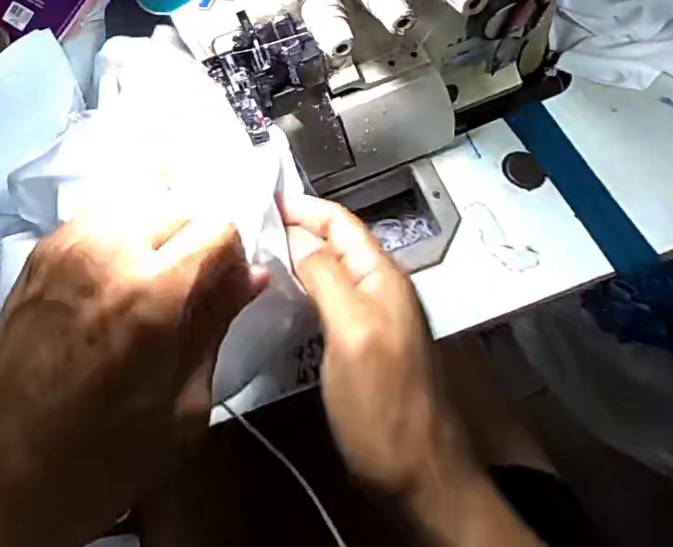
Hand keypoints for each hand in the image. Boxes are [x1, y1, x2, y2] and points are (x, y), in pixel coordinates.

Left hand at [0, 201, 265, 546]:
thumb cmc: (96, 462)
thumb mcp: (182, 408)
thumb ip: (217, 325)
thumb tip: (253, 277)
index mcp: (150, 292)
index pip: (219, 226)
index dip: (233, 258)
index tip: (227, 290)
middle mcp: (110, 250)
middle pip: (184, 203)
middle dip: (201, 237)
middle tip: (194, 284)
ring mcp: (68, 243)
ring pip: (143, 194)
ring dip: (164, 223)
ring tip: (159, 268)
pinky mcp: (41, 250)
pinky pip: (104, 208)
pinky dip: (128, 221)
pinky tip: (124, 262)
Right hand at [282, 193, 469, 500]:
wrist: (418, 470)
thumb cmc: (383, 401)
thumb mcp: (350, 331)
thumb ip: (327, 278)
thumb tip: (298, 237)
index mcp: (382, 275)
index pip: (341, 222)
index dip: (305, 208)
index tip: (265, 201)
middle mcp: (382, 286)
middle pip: (338, 241)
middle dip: (300, 227)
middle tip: (254, 227)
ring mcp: (377, 314)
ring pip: (336, 269)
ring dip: (302, 255)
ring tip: (263, 254)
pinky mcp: (367, 341)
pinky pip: (335, 297)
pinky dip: (309, 286)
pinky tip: (287, 296)